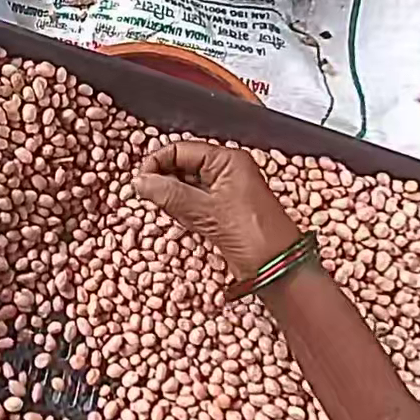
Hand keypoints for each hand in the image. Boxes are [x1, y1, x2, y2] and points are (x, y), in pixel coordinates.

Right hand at [131, 142, 302, 276]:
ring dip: (170, 198)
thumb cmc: (255, 236)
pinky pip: (190, 204)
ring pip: (183, 186)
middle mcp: (224, 171)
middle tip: (147, 197)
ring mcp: (222, 192)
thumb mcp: (207, 211)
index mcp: (226, 160)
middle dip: (162, 180)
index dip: (157, 162)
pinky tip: (179, 220)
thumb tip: (140, 181)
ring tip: (166, 211)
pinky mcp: (219, 212)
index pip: (180, 149)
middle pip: (180, 165)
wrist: (279, 270)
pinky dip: (179, 210)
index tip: (140, 181)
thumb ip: (170, 194)